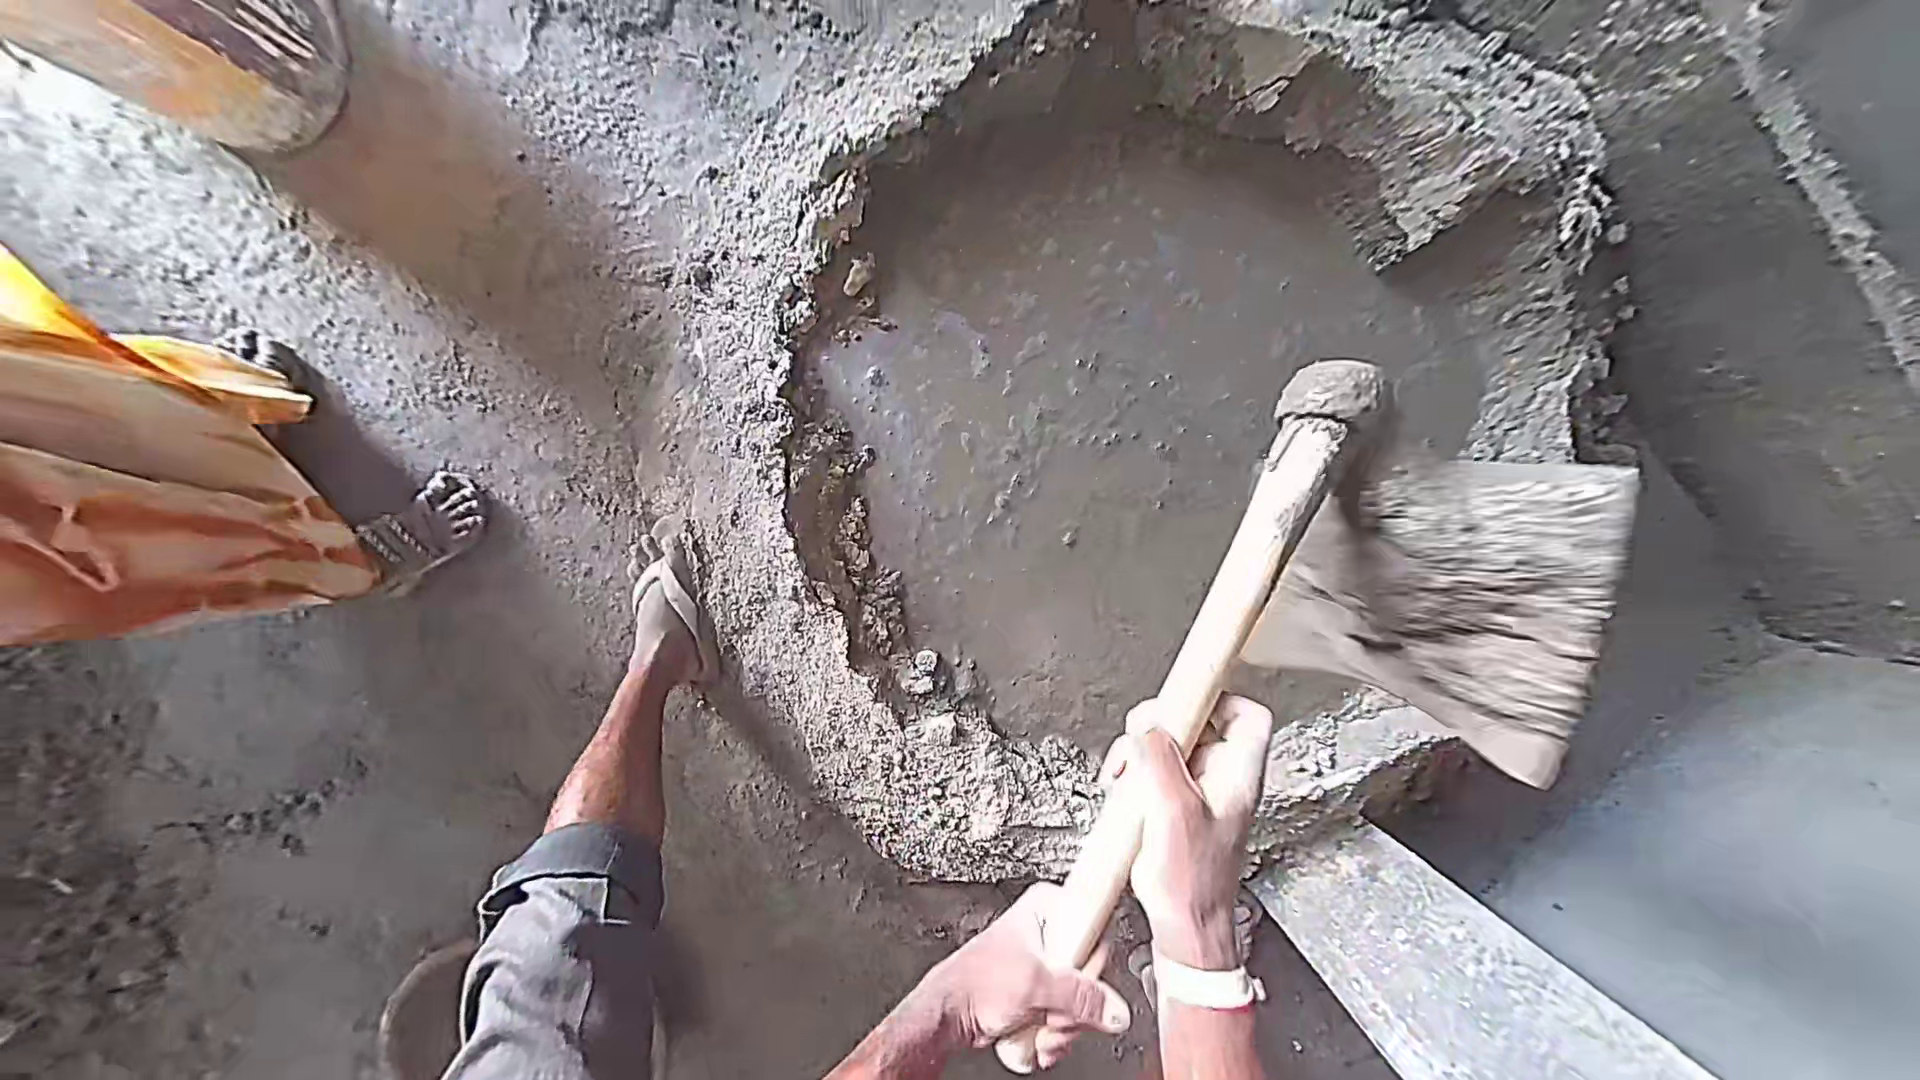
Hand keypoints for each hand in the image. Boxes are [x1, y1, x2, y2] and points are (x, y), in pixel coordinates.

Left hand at [913, 882, 1131, 1066]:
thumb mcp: (1034, 984)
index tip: (1073, 977)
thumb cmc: (977, 982)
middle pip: (1091, 970)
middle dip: (1073, 1005)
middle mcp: (1051, 929)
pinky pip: (1068, 1013)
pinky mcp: (1044, 989)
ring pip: (1082, 998)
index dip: (1091, 961)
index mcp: (1047, 906)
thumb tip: (1114, 1008)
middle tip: (1051, 1010)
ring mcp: (1048, 961)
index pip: (1096, 926)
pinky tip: (1036, 1033)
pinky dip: (1055, 1032)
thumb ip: (1079, 996)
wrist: (951, 1013)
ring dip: (1063, 1024)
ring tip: (1039, 1023)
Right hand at [1102, 694, 1273, 969]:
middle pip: (1198, 722)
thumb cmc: (1191, 883)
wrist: (1183, 927)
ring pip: (1170, 744)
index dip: (1218, 698)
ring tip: (1124, 771)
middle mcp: (1221, 778)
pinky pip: (1154, 767)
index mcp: (1236, 776)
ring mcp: (1197, 790)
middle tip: (1139, 737)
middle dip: (1160, 725)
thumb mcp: (1173, 811)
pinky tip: (1121, 788)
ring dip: (1140, 750)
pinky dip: (1134, 770)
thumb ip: (1161, 759)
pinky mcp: (1174, 802)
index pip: (1248, 716)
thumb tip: (1150, 725)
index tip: (1183, 699)